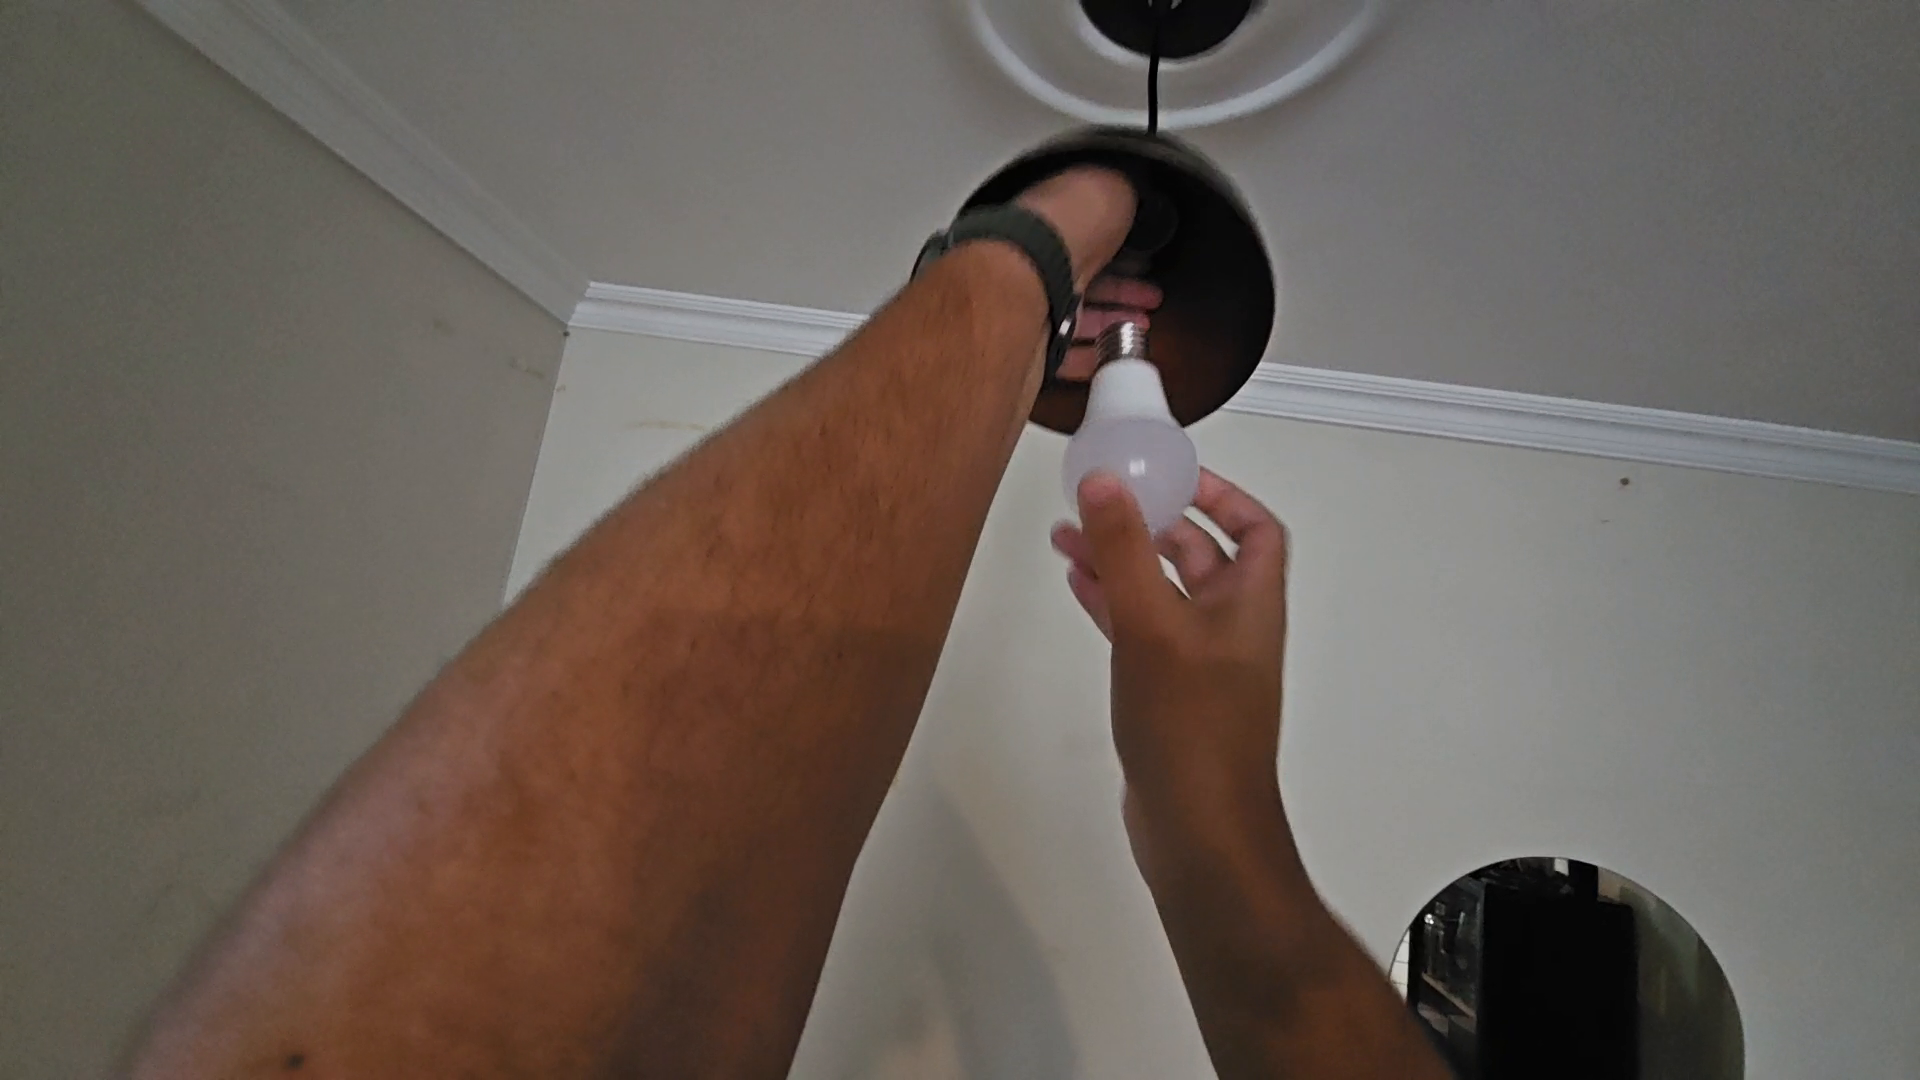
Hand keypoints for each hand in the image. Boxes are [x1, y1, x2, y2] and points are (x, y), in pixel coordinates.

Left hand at [1014, 167, 1162, 380]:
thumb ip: (1122, 194)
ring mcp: (1034, 308)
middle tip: (1150, 298)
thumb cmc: (1062, 228)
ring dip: (1112, 324)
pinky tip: (1113, 356)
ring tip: (1140, 327)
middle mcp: (1037, 265)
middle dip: (1121, 291)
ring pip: (1078, 319)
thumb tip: (1134, 193)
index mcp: (1052, 223)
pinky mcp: (1032, 347)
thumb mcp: (1107, 188)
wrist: (1027, 278)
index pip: (1091, 236)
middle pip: (1085, 281)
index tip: (1147, 259)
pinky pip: (1066, 356)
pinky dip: (1093, 357)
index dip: (1123, 248)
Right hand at [1050, 468, 1288, 850]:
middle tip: (1103, 502)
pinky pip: (1139, 628)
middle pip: (1196, 553)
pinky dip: (1111, 602)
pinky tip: (1078, 586)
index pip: (1253, 527)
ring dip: (1120, 561)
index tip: (1172, 475)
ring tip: (1070, 537)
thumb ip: (1124, 550)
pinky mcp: (1167, 689)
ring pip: (1159, 590)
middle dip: (1149, 524)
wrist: (1197, 828)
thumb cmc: (1191, 726)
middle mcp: (1230, 626)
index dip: (1220, 492)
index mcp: (1249, 602)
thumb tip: (1104, 482)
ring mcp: (1197, 660)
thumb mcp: (1152, 625)